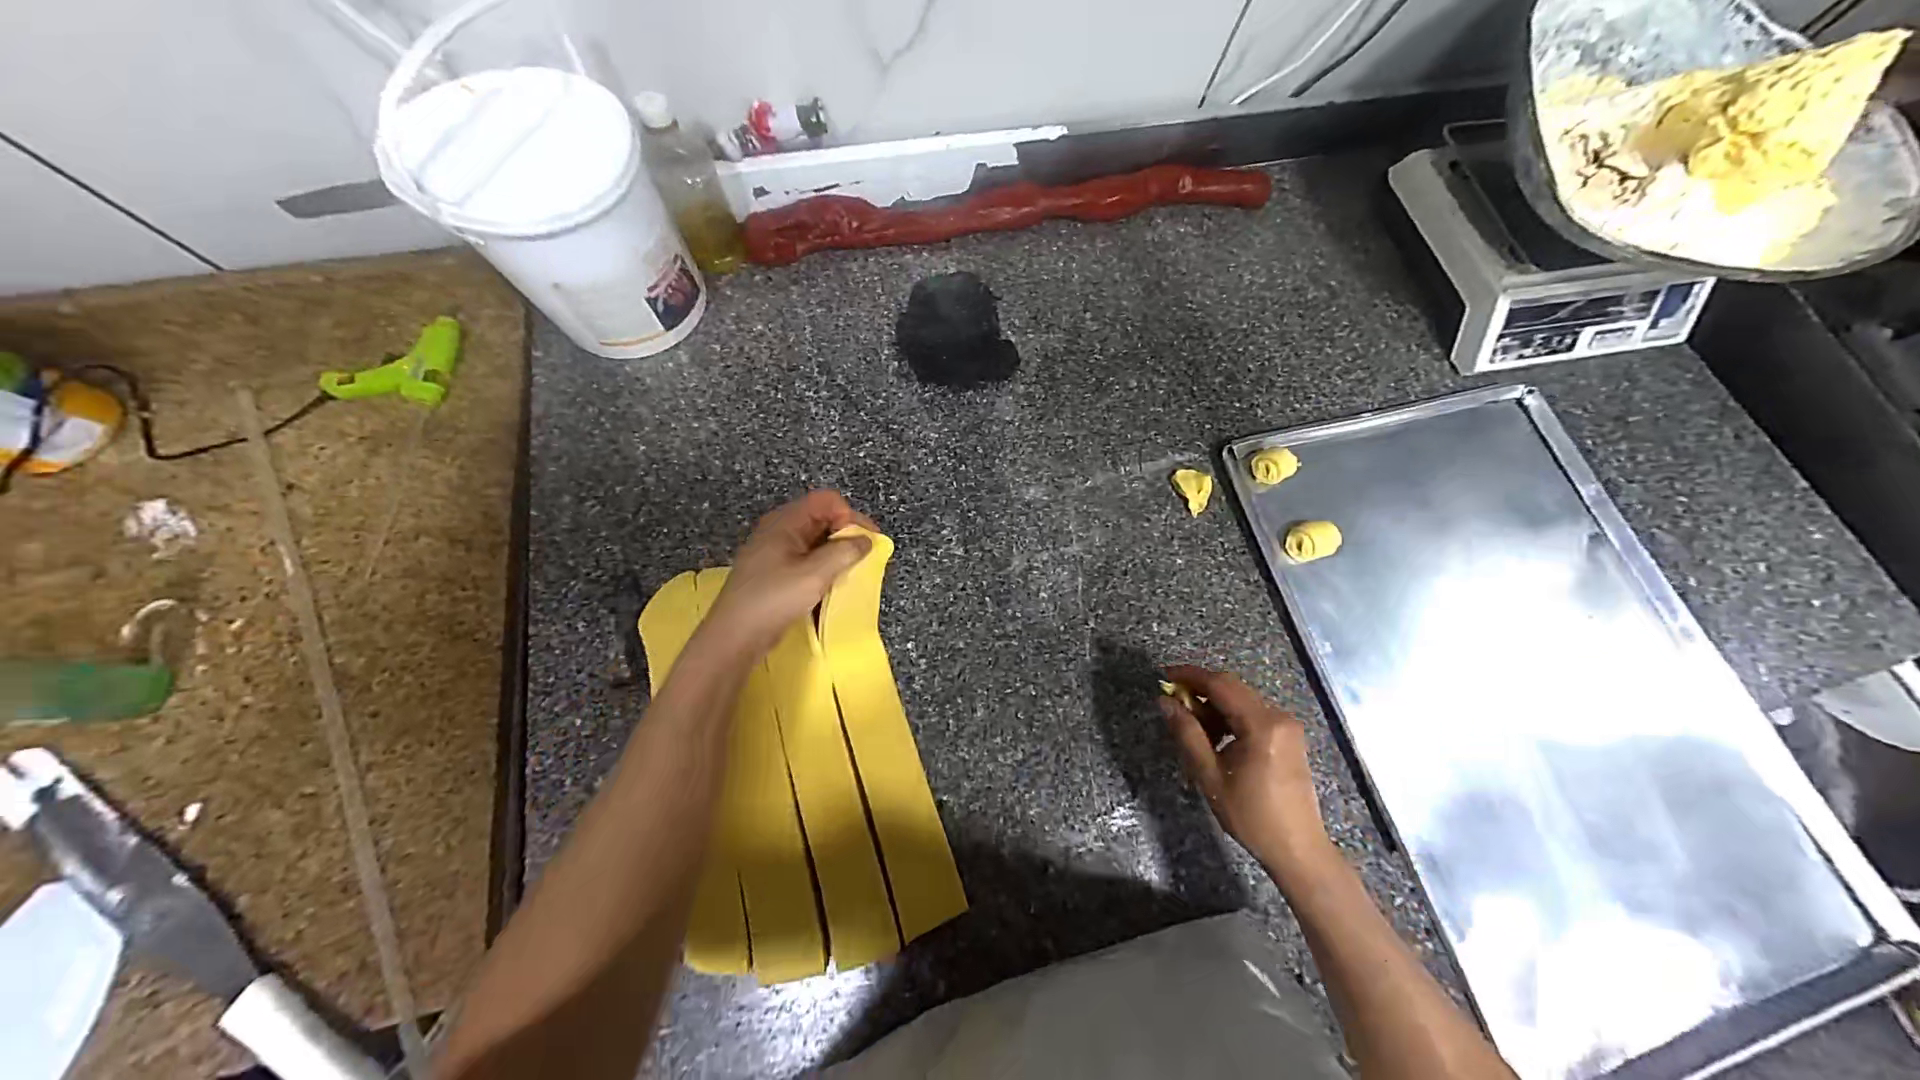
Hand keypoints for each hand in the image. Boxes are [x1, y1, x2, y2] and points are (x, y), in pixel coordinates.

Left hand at [700, 490, 875, 657]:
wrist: (734, 636)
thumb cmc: (773, 600)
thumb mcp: (815, 574)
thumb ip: (845, 552)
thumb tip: (865, 541)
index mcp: (786, 521)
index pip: (827, 501)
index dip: (851, 516)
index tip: (867, 542)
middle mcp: (779, 530)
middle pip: (822, 518)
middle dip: (847, 535)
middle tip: (865, 558)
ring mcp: (775, 551)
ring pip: (815, 541)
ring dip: (836, 554)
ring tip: (851, 574)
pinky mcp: (774, 572)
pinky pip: (806, 560)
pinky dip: (823, 568)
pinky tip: (831, 586)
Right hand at [1159, 665, 1335, 880]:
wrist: (1297, 849)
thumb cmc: (1251, 815)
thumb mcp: (1209, 775)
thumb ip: (1186, 733)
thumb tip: (1165, 701)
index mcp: (1262, 724)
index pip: (1221, 684)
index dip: (1189, 676)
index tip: (1164, 676)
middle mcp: (1279, 717)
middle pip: (1233, 688)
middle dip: (1200, 691)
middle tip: (1173, 705)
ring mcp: (1287, 726)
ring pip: (1242, 701)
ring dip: (1214, 706)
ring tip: (1192, 728)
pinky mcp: (1289, 737)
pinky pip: (1253, 714)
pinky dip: (1230, 718)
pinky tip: (1216, 738)